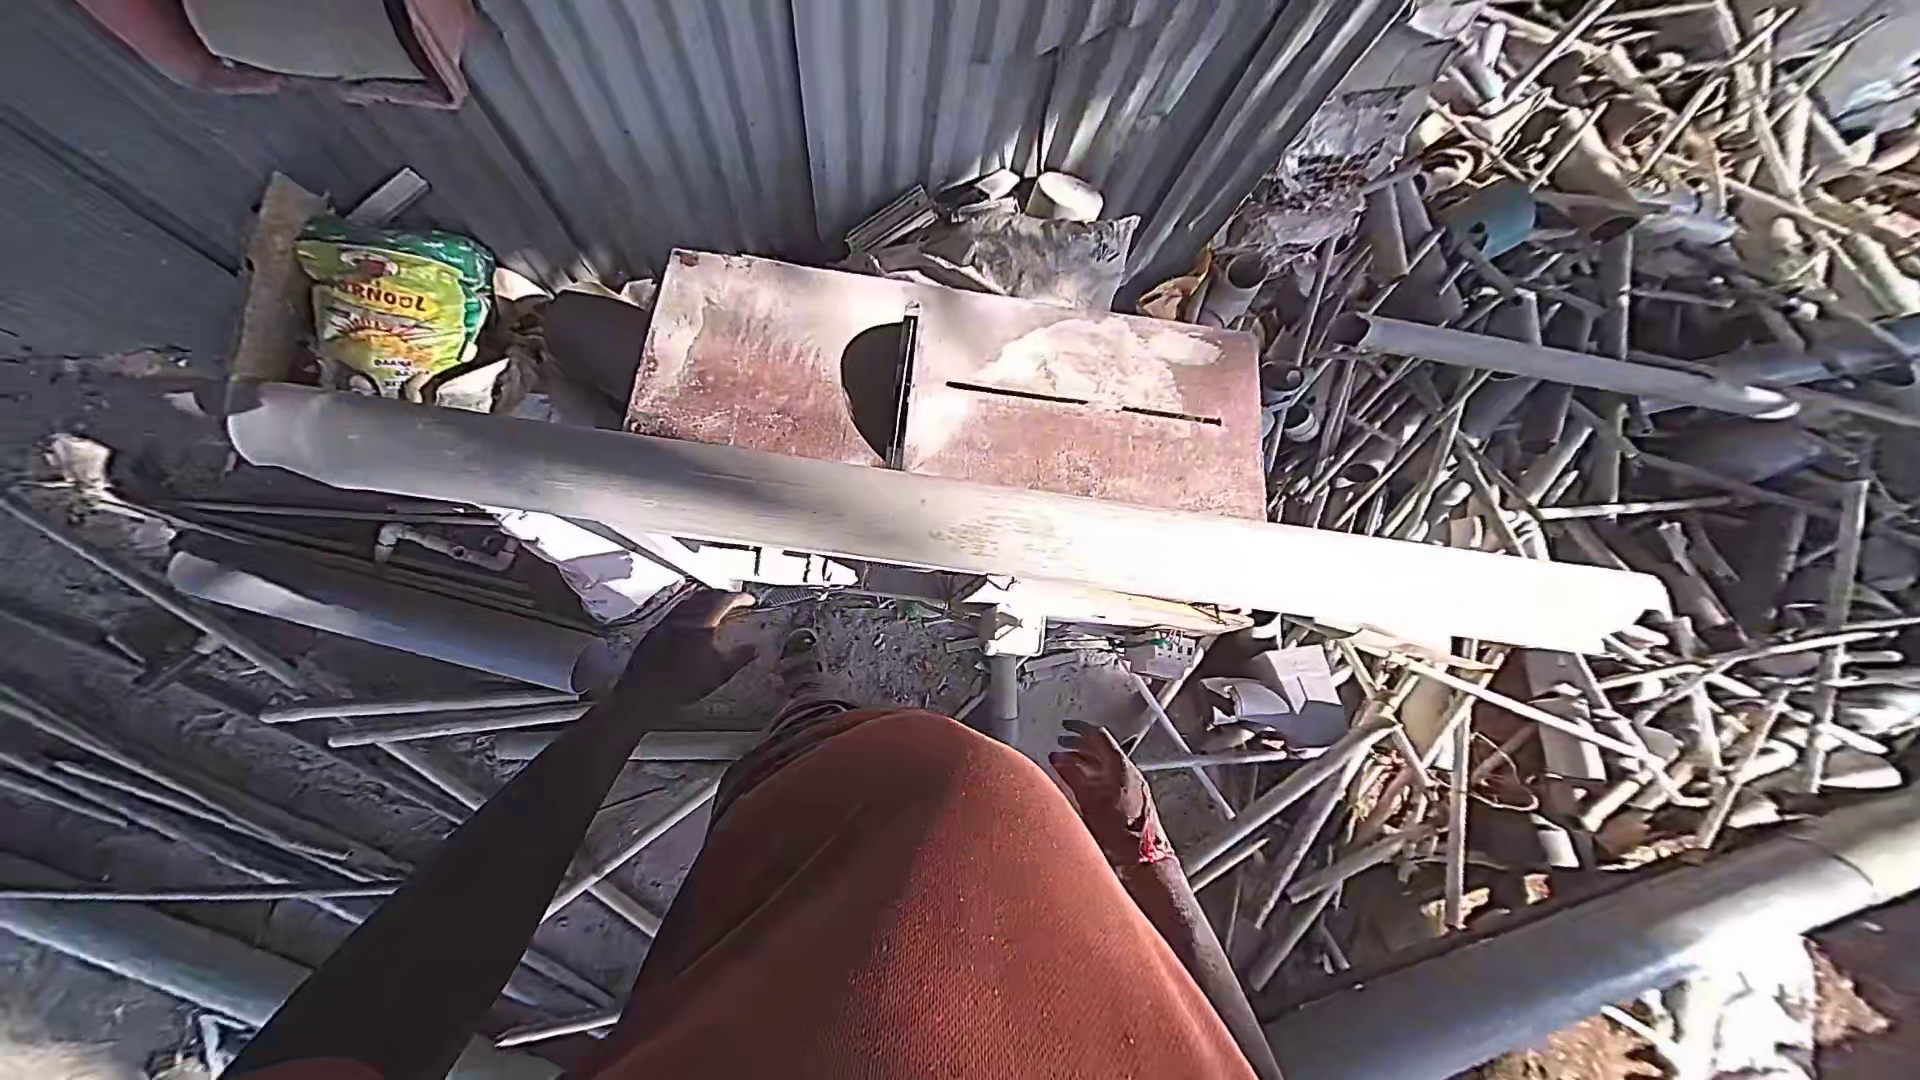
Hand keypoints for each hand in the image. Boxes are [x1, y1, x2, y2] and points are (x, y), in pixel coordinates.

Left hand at [611, 590, 758, 707]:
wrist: (644, 696)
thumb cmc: (682, 685)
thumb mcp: (718, 673)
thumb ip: (738, 658)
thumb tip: (752, 649)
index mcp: (700, 623)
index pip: (723, 600)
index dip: (739, 598)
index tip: (749, 600)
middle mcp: (682, 618)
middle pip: (705, 595)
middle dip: (723, 594)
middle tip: (734, 601)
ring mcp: (666, 624)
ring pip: (689, 601)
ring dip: (705, 599)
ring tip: (715, 607)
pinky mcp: (654, 633)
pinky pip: (676, 612)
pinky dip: (690, 609)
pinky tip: (692, 621)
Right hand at [1050, 720, 1174, 865]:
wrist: (1143, 863)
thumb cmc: (1122, 836)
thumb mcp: (1087, 799)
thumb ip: (1070, 774)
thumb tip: (1058, 758)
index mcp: (1121, 766)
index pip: (1098, 735)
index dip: (1079, 728)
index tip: (1066, 727)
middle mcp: (1129, 773)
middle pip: (1101, 748)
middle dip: (1079, 744)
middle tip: (1062, 744)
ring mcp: (1133, 786)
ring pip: (1105, 764)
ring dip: (1085, 761)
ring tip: (1067, 764)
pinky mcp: (1132, 800)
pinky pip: (1109, 778)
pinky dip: (1093, 775)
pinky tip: (1082, 785)